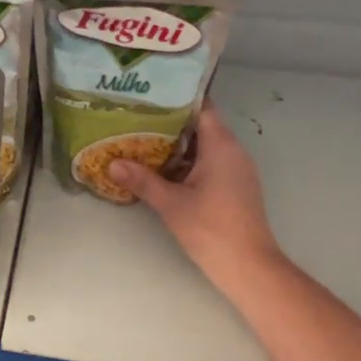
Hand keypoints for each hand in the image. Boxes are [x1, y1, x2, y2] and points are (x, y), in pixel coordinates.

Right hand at [107, 106, 282, 277]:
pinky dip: (188, 163)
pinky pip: (210, 163)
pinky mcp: (236, 187)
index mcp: (221, 145)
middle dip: (170, 122)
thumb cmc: (211, 228)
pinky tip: (163, 170)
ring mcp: (237, 170)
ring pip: (205, 147)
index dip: (177, 98)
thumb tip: (112, 164)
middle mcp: (233, 151)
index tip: (150, 95)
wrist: (248, 266)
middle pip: (201, 126)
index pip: (201, 107)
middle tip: (137, 117)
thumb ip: (142, 180)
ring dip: (177, 145)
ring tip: (143, 141)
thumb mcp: (171, 203)